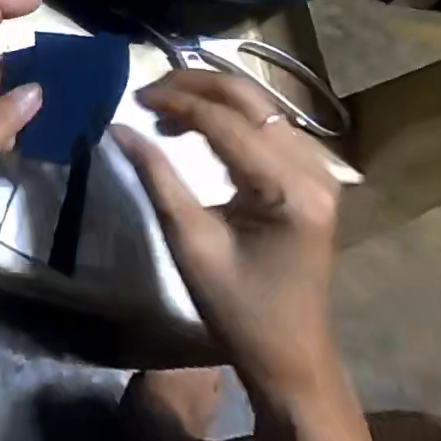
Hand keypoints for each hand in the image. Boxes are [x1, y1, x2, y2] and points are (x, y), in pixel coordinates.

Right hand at [113, 73, 362, 440]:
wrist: (292, 355)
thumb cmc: (239, 308)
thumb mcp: (190, 242)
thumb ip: (157, 176)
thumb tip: (120, 128)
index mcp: (288, 189)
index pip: (225, 122)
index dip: (178, 101)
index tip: (137, 97)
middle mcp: (313, 167)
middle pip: (248, 98)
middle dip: (195, 86)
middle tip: (150, 93)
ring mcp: (320, 166)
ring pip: (259, 104)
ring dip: (212, 98)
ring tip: (166, 110)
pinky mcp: (315, 172)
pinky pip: (269, 123)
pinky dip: (231, 114)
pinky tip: (201, 124)